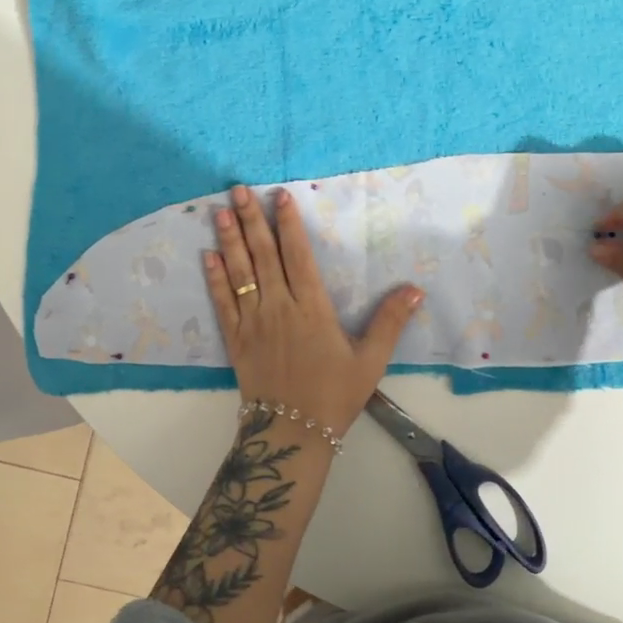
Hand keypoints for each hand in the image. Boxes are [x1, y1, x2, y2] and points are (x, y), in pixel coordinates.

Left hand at [205, 185, 422, 433]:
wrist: (291, 433)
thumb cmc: (334, 396)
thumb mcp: (370, 361)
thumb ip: (390, 322)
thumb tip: (415, 289)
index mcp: (312, 308)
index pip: (297, 256)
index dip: (288, 224)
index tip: (279, 196)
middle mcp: (279, 308)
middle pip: (263, 255)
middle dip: (251, 220)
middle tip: (238, 189)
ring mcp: (253, 323)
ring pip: (240, 273)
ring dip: (229, 240)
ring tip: (220, 211)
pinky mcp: (235, 340)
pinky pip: (222, 303)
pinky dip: (214, 278)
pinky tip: (208, 255)